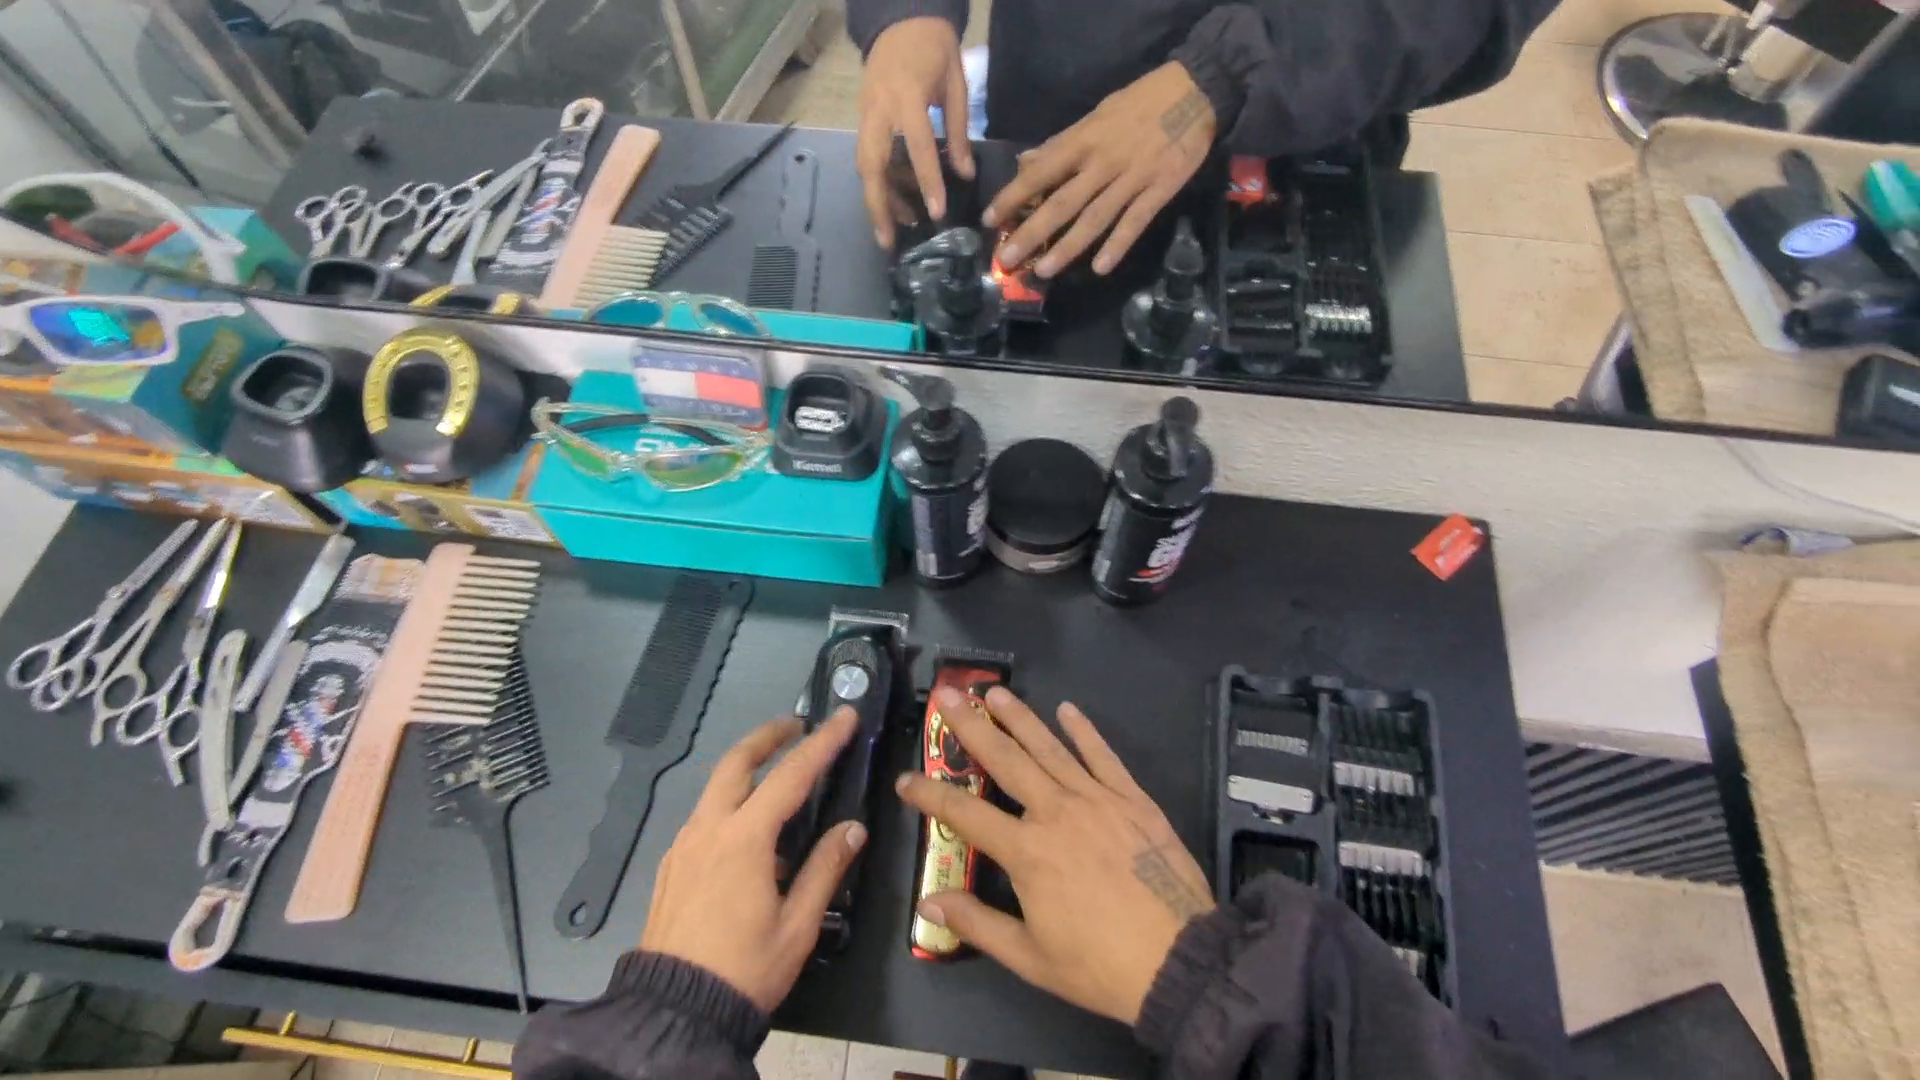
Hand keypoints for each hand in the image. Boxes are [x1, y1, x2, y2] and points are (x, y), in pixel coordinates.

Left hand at [639, 708, 865, 1011]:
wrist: (674, 1012)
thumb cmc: (745, 968)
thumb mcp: (798, 925)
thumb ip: (826, 869)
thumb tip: (852, 828)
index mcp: (744, 839)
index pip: (791, 775)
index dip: (823, 742)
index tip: (844, 716)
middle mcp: (708, 830)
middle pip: (736, 762)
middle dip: (768, 736)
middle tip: (797, 725)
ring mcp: (684, 846)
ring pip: (715, 788)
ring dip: (747, 767)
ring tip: (778, 774)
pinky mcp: (672, 866)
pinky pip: (704, 817)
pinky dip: (730, 802)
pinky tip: (748, 830)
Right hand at [857, 16, 975, 248]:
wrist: (900, 17)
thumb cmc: (934, 49)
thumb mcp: (955, 85)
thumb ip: (959, 131)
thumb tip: (965, 175)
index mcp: (906, 96)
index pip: (917, 147)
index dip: (927, 182)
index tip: (937, 213)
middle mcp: (878, 110)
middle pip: (871, 166)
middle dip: (879, 206)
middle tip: (889, 240)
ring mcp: (865, 115)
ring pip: (866, 166)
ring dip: (880, 200)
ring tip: (900, 227)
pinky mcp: (863, 120)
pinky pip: (869, 158)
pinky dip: (882, 183)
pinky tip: (899, 202)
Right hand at [895, 687, 1213, 1024]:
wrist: (1180, 959)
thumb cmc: (1098, 965)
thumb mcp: (1029, 957)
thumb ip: (978, 924)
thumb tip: (930, 903)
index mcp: (1026, 851)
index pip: (964, 813)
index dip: (929, 795)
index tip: (905, 780)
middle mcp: (1056, 812)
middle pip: (1005, 760)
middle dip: (972, 727)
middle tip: (948, 696)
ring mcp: (1097, 799)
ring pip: (1050, 748)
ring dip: (1020, 717)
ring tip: (995, 692)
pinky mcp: (1133, 799)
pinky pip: (1103, 756)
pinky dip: (1085, 731)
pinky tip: (1068, 710)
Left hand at [985, 63, 1215, 277]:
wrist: (1196, 90)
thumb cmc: (1140, 102)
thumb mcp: (1096, 115)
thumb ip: (1062, 144)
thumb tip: (1025, 163)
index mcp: (1084, 140)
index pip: (1040, 172)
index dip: (1012, 196)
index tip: (990, 219)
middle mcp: (1102, 162)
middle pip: (1061, 203)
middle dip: (1032, 233)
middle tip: (1007, 259)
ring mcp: (1131, 179)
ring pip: (1094, 219)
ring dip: (1067, 247)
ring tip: (1043, 271)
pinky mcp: (1158, 191)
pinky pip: (1134, 222)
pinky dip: (1117, 245)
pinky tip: (1099, 268)